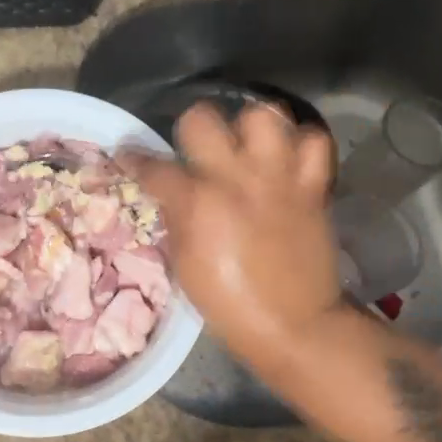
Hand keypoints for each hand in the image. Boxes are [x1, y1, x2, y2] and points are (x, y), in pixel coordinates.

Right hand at [123, 101, 341, 368]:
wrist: (294, 325)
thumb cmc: (229, 303)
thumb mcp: (184, 264)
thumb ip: (176, 217)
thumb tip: (170, 193)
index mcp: (197, 202)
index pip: (152, 165)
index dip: (133, 158)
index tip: (128, 156)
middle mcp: (236, 178)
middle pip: (203, 118)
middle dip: (192, 128)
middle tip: (197, 149)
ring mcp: (279, 178)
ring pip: (263, 115)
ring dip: (251, 128)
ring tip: (248, 147)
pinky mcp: (313, 186)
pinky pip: (313, 142)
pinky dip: (300, 146)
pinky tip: (287, 162)